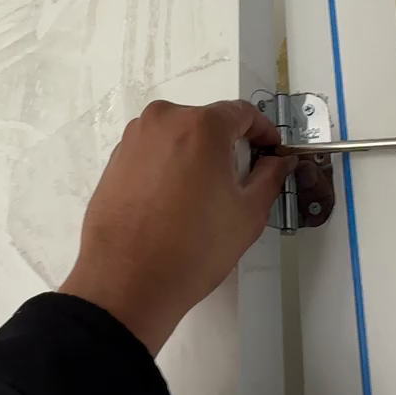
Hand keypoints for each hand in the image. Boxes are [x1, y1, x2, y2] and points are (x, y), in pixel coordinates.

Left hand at [59, 99, 291, 353]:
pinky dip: (170, 165)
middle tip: (240, 181)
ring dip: (197, 155)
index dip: (263, 132)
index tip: (271, 151)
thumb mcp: (247, 213)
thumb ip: (270, 177)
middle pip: (209, 122)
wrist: (126, 281)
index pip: (243, 113)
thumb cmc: (189, 249)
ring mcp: (136, 136)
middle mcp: (165, 119)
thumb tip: (278, 162)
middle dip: (229, 146)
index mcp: (201, 125)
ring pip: (180, 135)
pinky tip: (175, 201)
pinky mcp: (117, 156)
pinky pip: (155, 150)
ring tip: (204, 197)